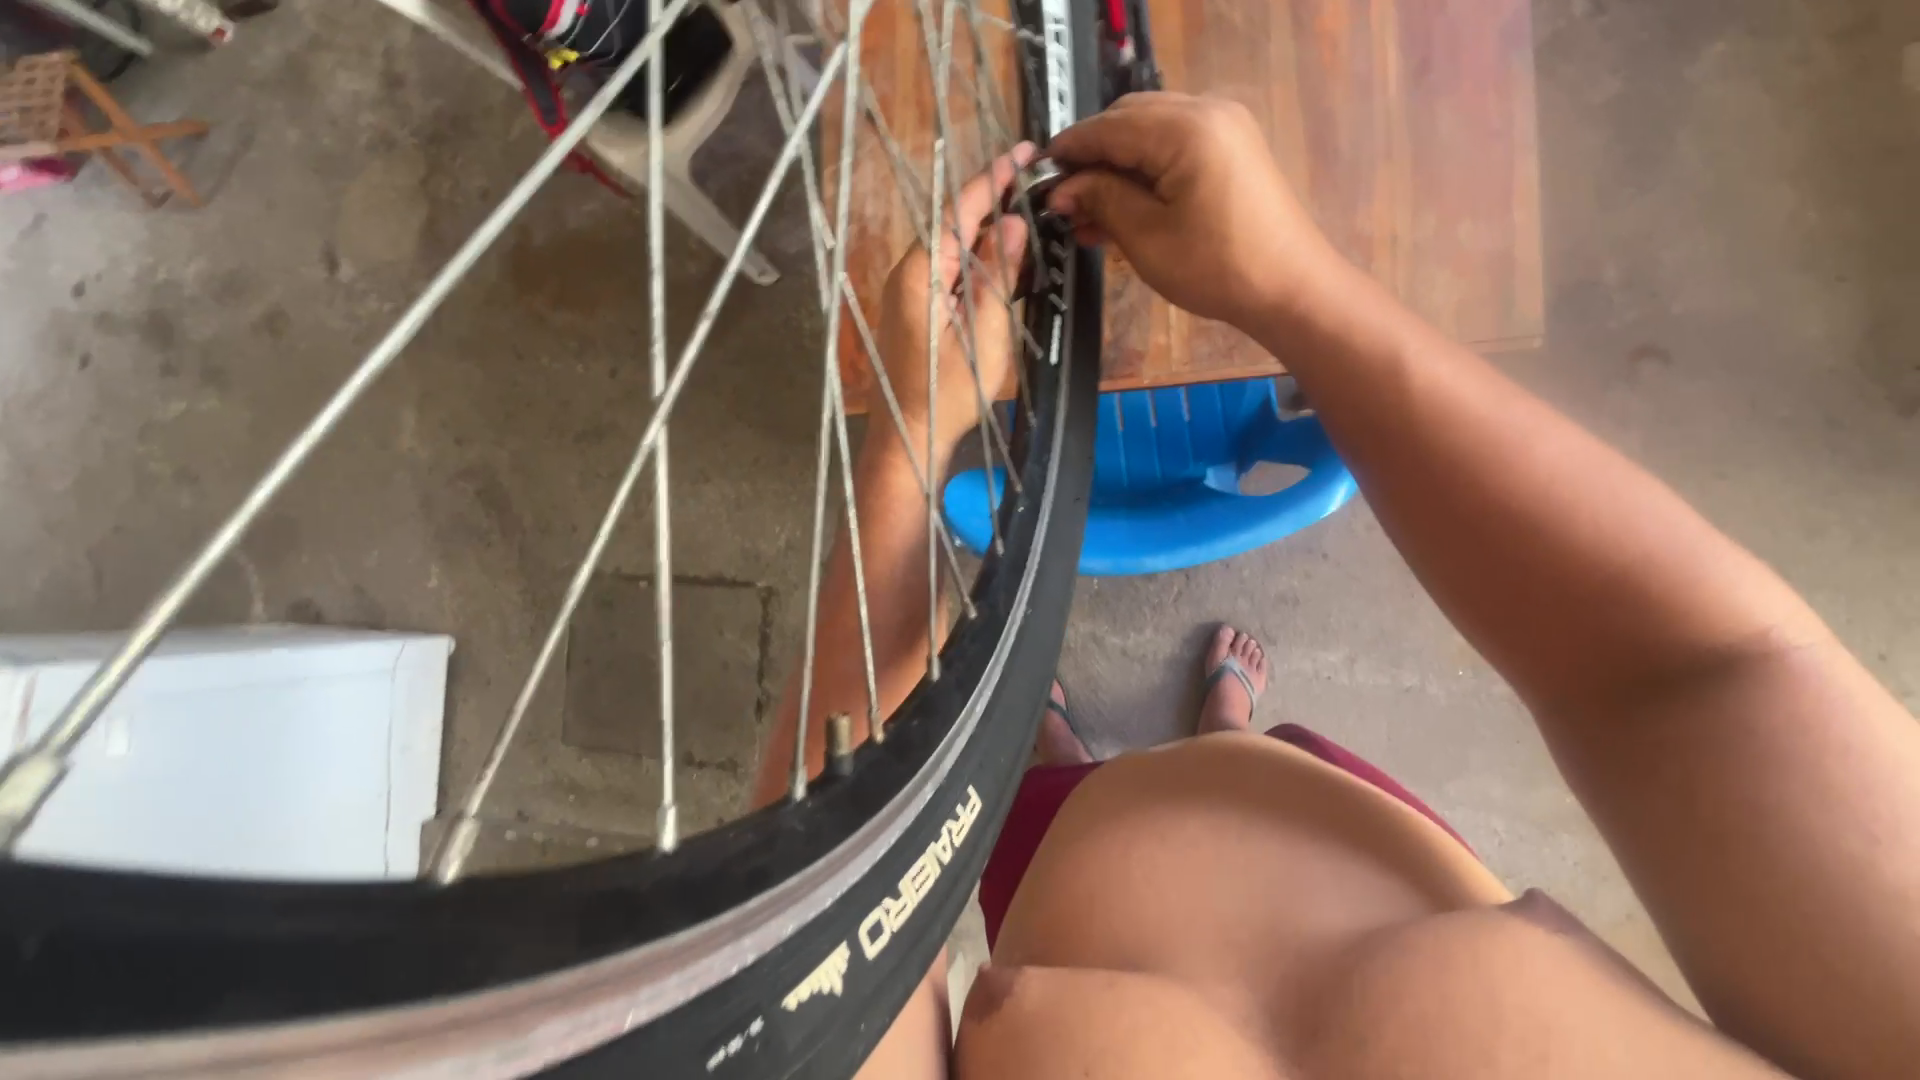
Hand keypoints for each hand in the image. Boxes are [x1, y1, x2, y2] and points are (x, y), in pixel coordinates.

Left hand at [875, 145, 1033, 464]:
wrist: (910, 439)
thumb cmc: (948, 395)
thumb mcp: (983, 336)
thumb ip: (997, 277)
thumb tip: (1013, 224)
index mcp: (920, 275)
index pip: (957, 211)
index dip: (992, 179)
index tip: (1023, 152)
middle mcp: (910, 276)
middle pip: (954, 225)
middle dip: (993, 200)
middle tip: (1034, 177)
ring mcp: (911, 295)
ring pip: (954, 250)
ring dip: (988, 233)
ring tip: (1028, 212)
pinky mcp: (919, 313)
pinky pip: (951, 275)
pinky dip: (978, 263)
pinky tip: (1005, 260)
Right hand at [1046, 93, 1346, 330]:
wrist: (1289, 288)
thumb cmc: (1215, 268)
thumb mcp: (1146, 237)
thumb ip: (1101, 200)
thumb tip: (1062, 188)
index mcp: (1185, 128)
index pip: (1109, 127)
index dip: (1069, 153)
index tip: (1037, 181)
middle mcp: (1206, 111)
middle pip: (1128, 119)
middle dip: (1092, 157)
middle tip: (1063, 201)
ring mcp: (1223, 127)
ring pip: (1149, 132)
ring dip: (1115, 167)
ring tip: (1086, 215)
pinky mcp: (1231, 149)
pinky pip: (1173, 147)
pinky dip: (1143, 172)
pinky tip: (1119, 209)